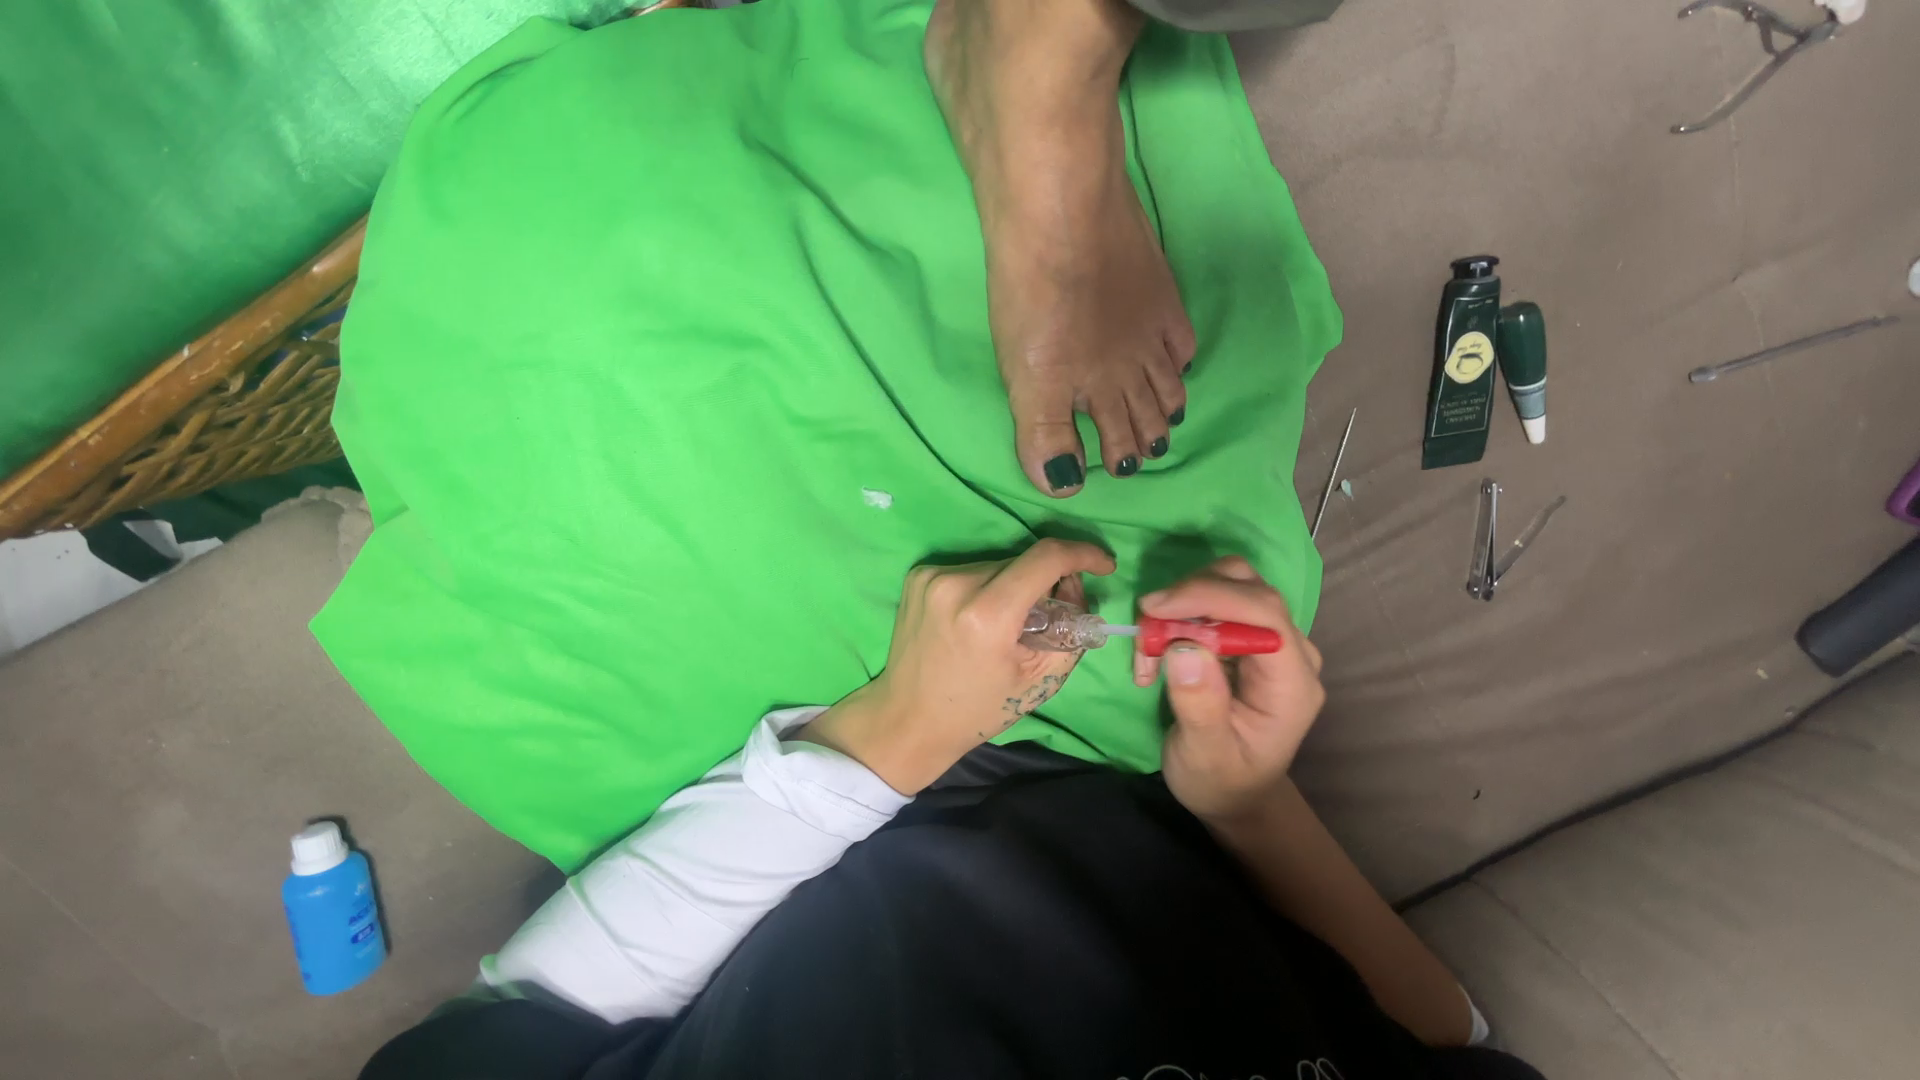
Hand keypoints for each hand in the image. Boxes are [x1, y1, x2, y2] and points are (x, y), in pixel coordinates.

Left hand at [801, 538, 1115, 794]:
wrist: (909, 718)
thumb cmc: (978, 708)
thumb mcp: (1040, 679)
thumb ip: (1072, 628)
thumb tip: (1076, 587)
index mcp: (987, 614)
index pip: (1046, 557)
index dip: (1083, 554)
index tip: (1104, 565)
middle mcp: (956, 583)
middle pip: (1023, 562)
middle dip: (1047, 581)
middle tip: (1053, 615)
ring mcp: (932, 576)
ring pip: (998, 564)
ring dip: (1015, 585)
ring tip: (1009, 625)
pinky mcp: (919, 576)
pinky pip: (972, 569)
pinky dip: (987, 587)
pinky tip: (979, 620)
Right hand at [1135, 556, 1325, 824]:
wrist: (1235, 795)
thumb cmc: (1221, 781)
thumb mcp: (1205, 755)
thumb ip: (1199, 705)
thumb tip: (1185, 647)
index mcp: (1292, 683)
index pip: (1263, 613)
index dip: (1210, 597)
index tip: (1155, 609)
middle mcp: (1291, 651)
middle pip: (1249, 588)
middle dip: (1191, 596)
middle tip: (1146, 627)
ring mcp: (1271, 641)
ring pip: (1231, 583)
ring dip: (1182, 601)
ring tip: (1150, 646)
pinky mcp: (1248, 637)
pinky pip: (1215, 601)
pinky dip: (1180, 611)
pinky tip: (1159, 649)